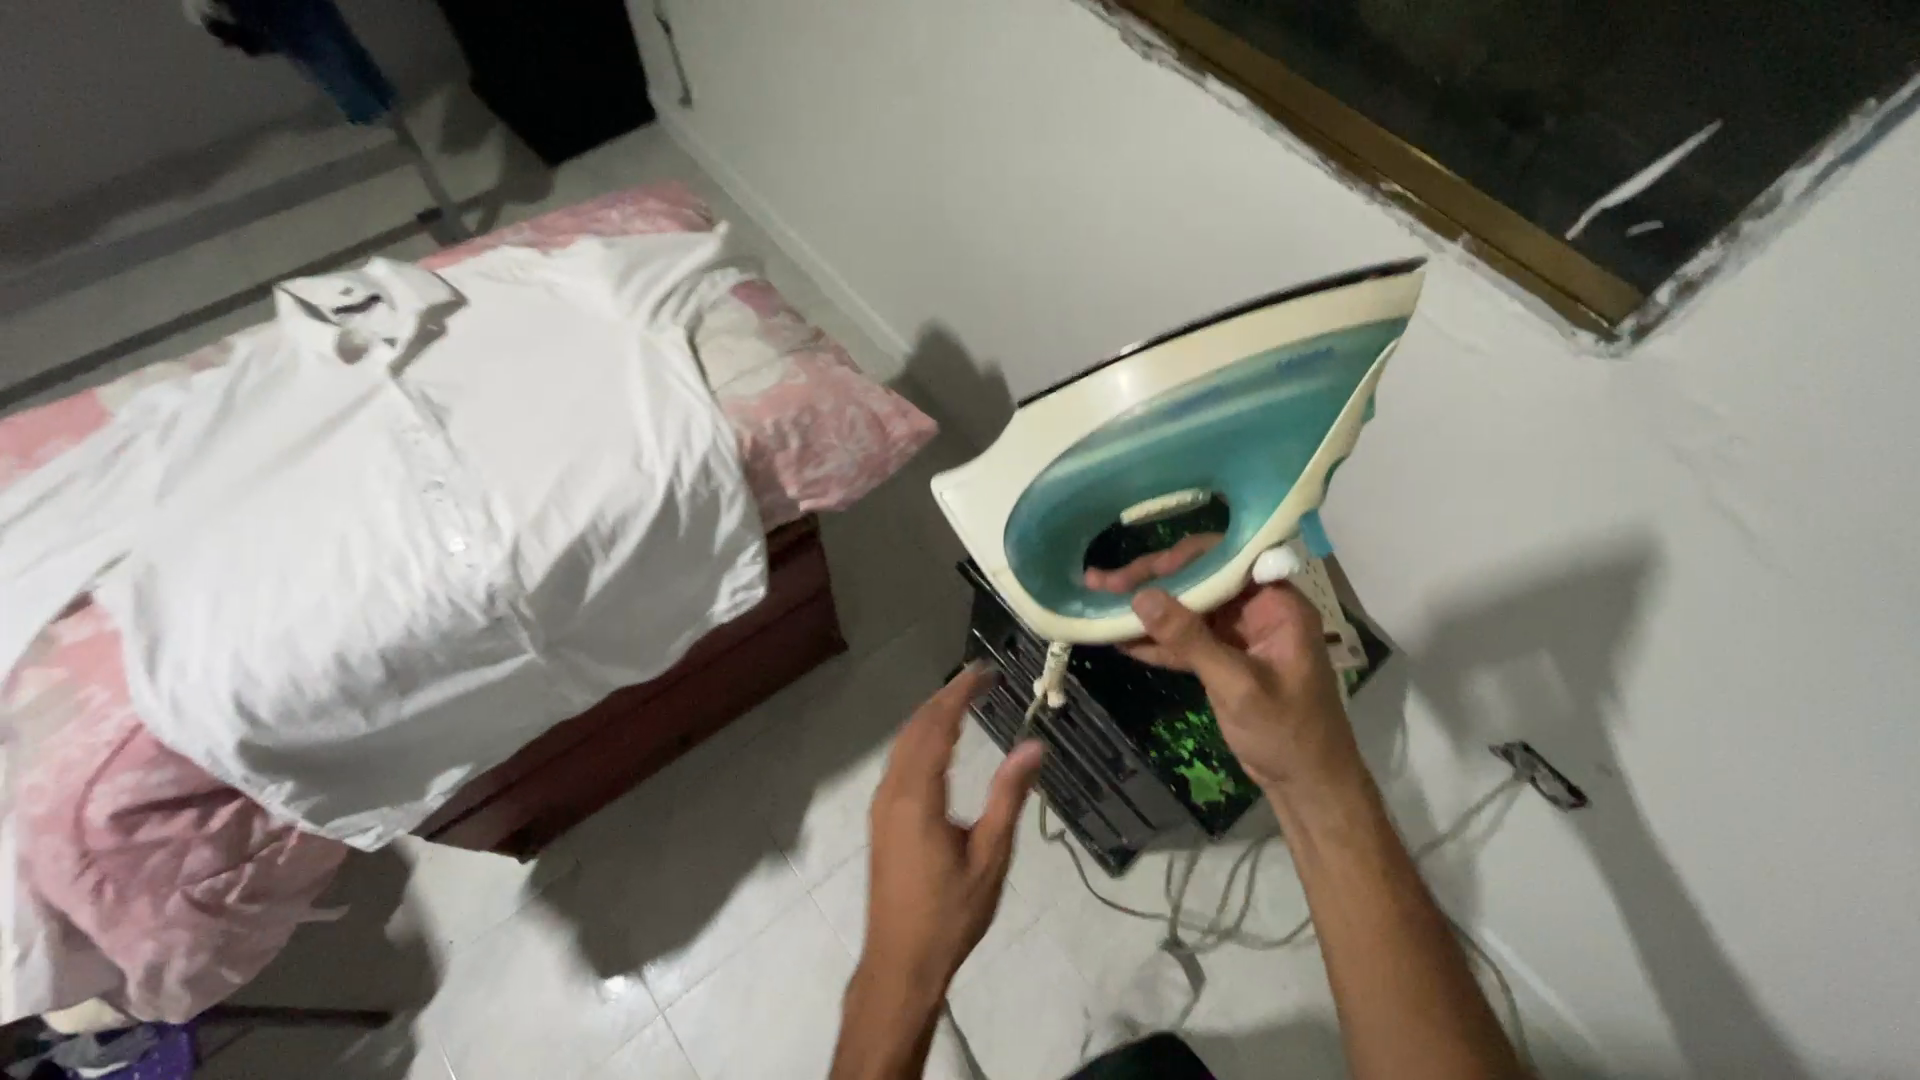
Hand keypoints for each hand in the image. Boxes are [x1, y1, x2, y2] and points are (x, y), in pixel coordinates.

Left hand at [862, 665, 1045, 994]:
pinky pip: (898, 762)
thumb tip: (1033, 745)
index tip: (984, 672)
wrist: (900, 961)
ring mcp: (881, 805)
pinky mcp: (881, 819)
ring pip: (902, 744)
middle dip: (945, 698)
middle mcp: (892, 791)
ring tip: (961, 699)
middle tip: (978, 678)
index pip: (937, 727)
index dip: (960, 694)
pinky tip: (937, 743)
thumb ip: (1009, 796)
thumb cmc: (950, 913)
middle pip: (915, 728)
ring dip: (929, 717)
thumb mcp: (990, 856)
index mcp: (917, 796)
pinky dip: (919, 739)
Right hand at [1086, 539, 1356, 793]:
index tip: (1141, 570)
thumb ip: (1190, 639)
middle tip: (1103, 583)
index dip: (1181, 559)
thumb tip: (1142, 598)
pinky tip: (1118, 638)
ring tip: (1097, 602)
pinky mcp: (1221, 659)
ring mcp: (1238, 635)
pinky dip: (1154, 640)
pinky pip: (1183, 640)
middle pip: (1199, 581)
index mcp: (1276, 604)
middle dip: (1151, 583)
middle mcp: (1257, 610)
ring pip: (1185, 610)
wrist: (1307, 785)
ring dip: (1144, 610)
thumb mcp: (1238, 685)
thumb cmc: (1287, 733)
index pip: (1226, 560)